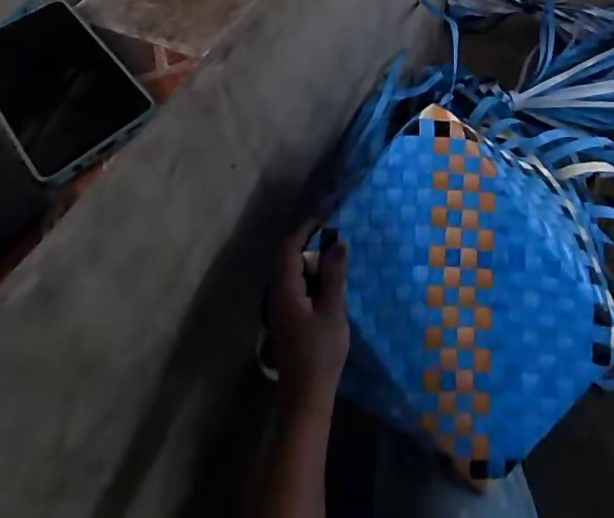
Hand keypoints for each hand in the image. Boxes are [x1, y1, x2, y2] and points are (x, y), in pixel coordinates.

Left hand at [270, 221, 348, 413]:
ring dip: (308, 258)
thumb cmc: (320, 353)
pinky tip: (326, 279)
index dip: (305, 228)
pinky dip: (308, 274)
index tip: (326, 217)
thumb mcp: (333, 311)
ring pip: (289, 271)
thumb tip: (338, 242)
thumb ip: (334, 275)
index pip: (289, 247)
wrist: (306, 396)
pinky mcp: (286, 317)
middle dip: (306, 240)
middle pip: (286, 256)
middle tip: (332, 232)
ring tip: (333, 251)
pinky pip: (293, 284)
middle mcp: (276, 293)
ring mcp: (279, 306)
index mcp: (284, 288)